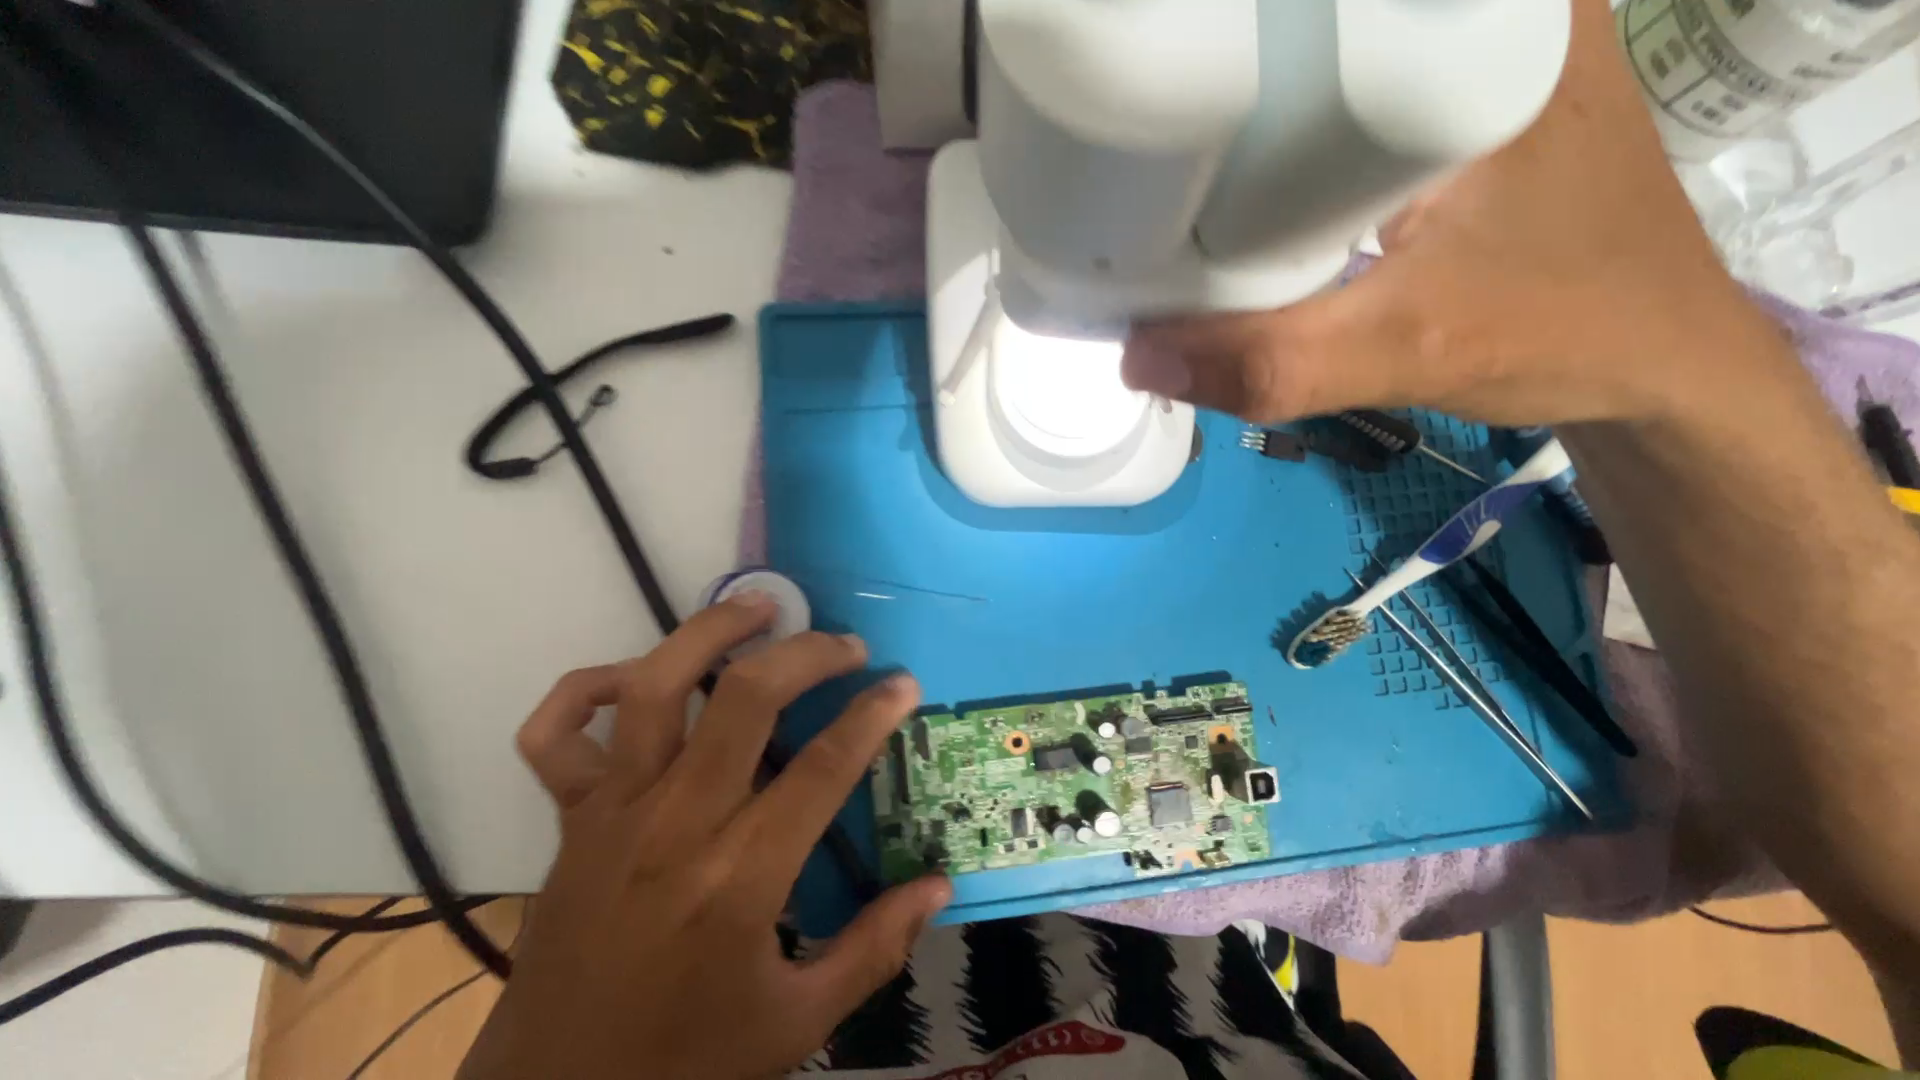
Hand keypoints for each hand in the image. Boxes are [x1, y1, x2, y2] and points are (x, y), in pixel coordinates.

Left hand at [459, 592, 951, 1079]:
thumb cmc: (687, 1056)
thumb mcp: (798, 1020)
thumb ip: (875, 949)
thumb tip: (938, 885)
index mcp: (740, 879)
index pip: (820, 769)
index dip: (871, 716)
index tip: (902, 685)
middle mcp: (674, 825)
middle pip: (743, 702)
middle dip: (805, 655)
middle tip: (845, 645)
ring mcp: (612, 812)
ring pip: (652, 689)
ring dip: (707, 633)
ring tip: (757, 605)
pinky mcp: (569, 816)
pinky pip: (555, 731)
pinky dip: (585, 687)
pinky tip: (635, 676)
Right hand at [1121, 0, 1787, 427]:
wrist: (1656, 371)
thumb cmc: (1564, 335)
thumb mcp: (1409, 349)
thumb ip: (1273, 361)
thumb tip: (1136, 355)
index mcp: (1502, 27)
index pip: (1331, 10)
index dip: (1234, 22)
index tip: (1150, 42)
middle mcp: (1502, 18)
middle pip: (1329, 24)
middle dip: (1240, 50)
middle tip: (1150, 85)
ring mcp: (1490, 60)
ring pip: (1350, 52)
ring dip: (1271, 89)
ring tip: (1180, 123)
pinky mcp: (1470, 112)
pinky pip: (1367, 92)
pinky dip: (1304, 125)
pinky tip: (1253, 163)